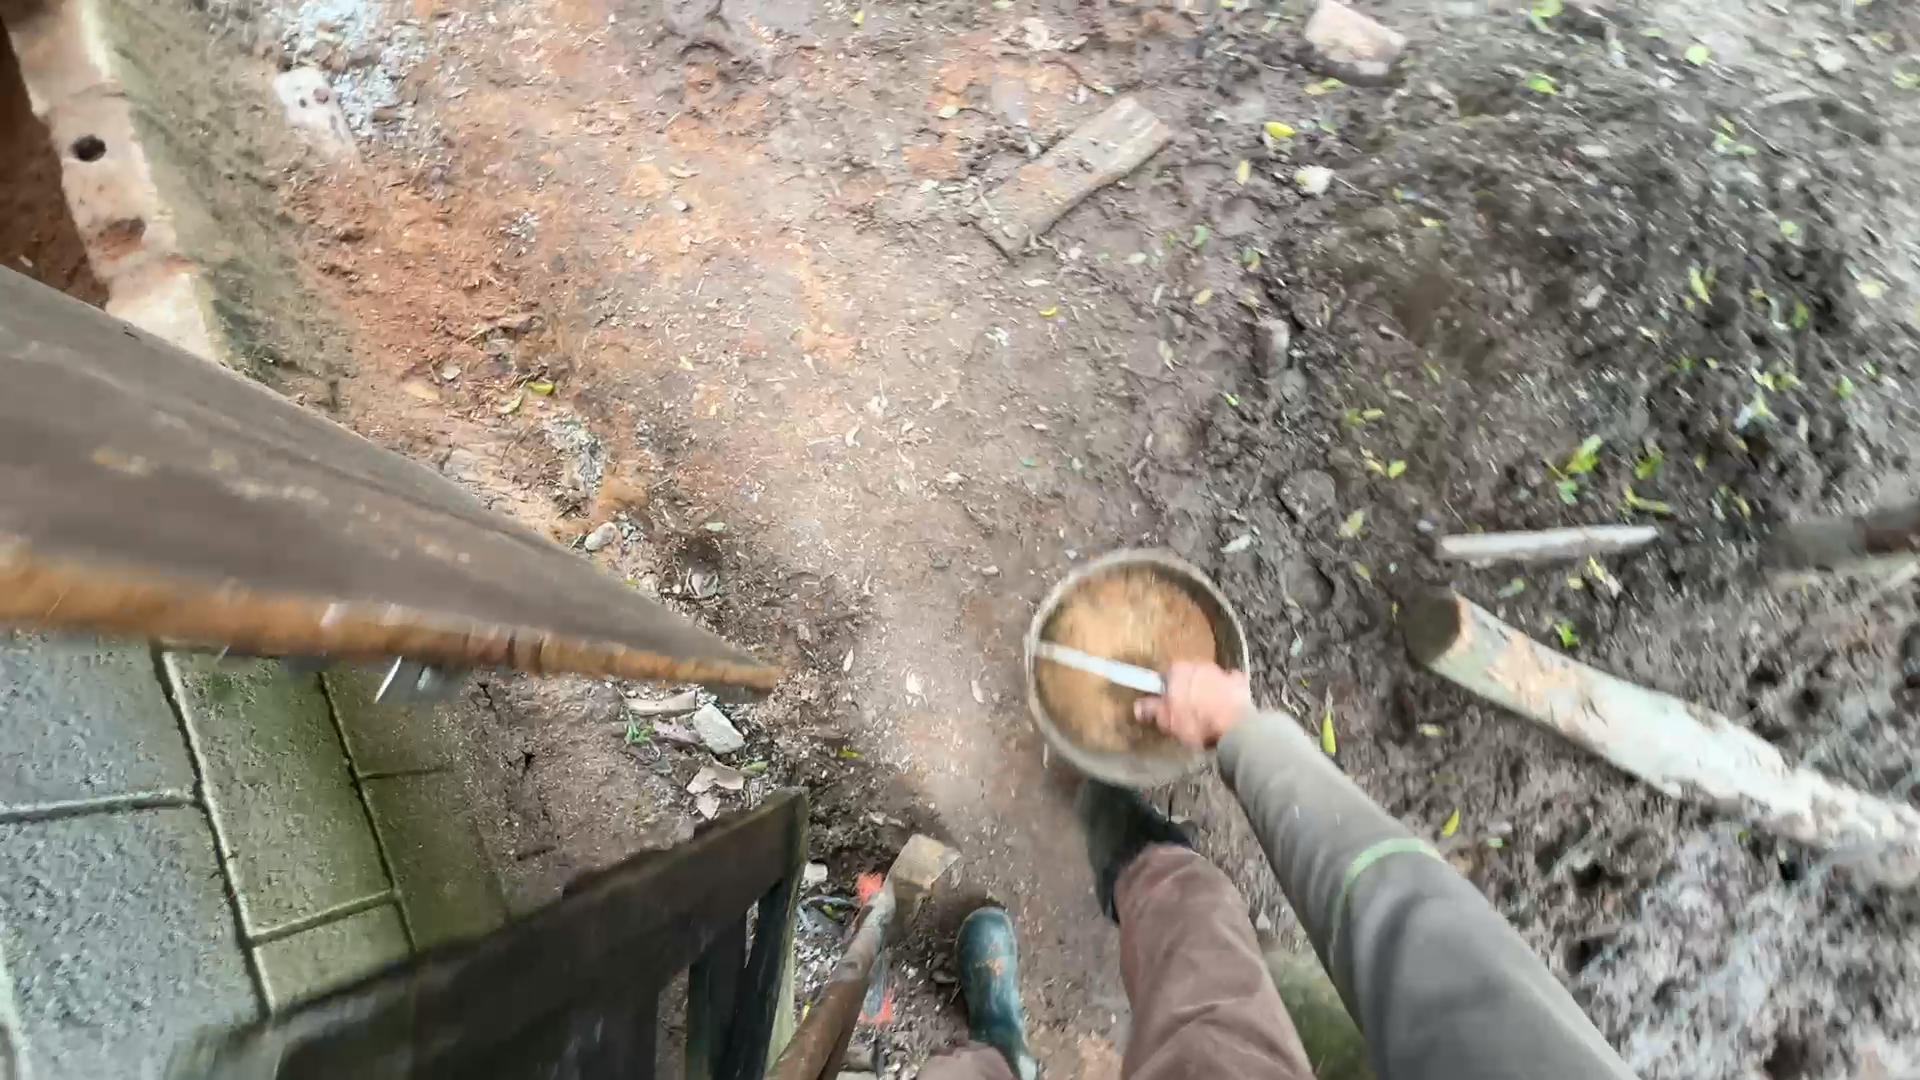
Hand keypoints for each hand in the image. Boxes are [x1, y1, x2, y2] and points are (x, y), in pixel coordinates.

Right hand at [1134, 661, 1254, 748]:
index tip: (1164, 702)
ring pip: (1208, 678)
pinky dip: (1227, 691)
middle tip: (1183, 709)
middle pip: (1187, 674)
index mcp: (1178, 670)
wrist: (1235, 729)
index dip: (1163, 689)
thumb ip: (1151, 710)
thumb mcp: (1168, 721)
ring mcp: (1221, 672)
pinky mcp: (1240, 682)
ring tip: (1206, 711)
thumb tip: (1137, 706)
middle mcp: (1198, 664)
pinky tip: (1226, 704)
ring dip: (1205, 688)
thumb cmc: (1196, 723)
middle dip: (1185, 687)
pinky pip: (1229, 684)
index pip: (1164, 674)